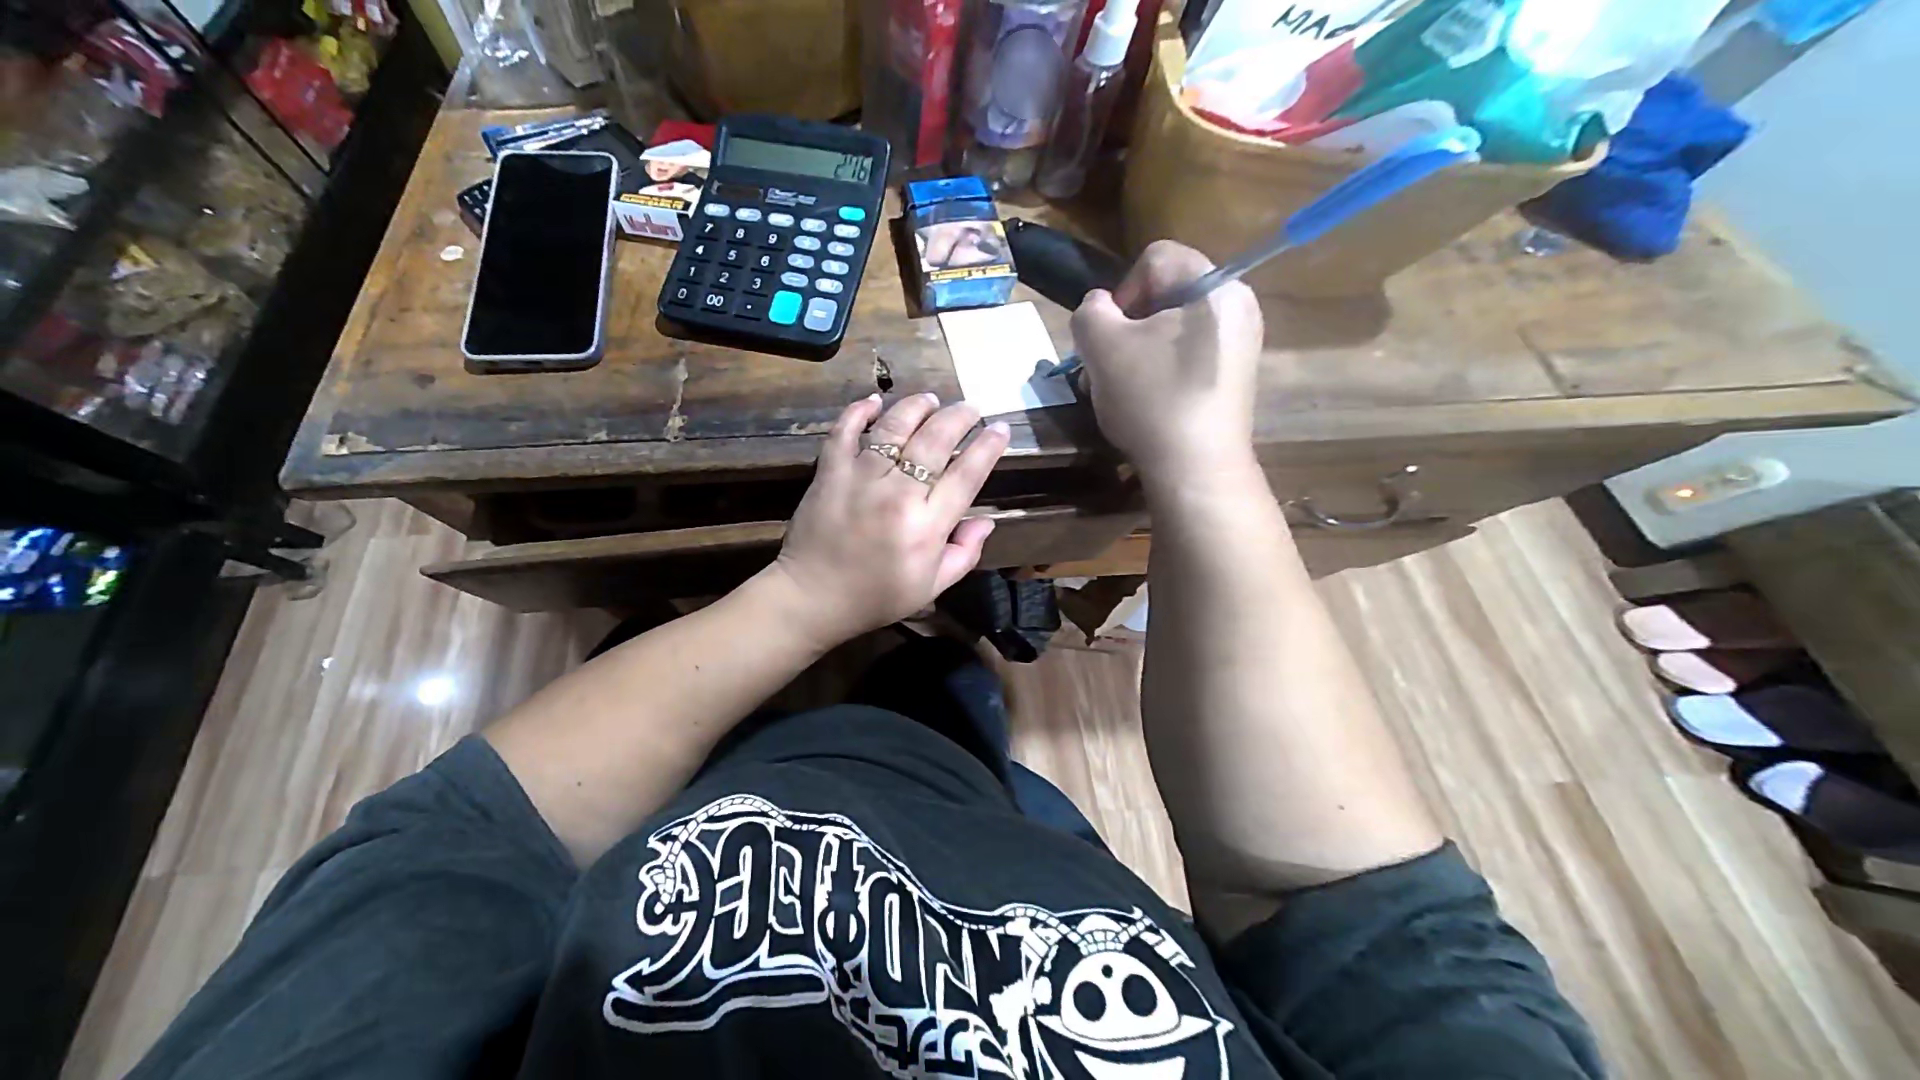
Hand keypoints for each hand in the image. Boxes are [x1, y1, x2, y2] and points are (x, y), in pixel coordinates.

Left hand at [766, 392, 1008, 647]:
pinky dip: (859, 411)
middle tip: (970, 408)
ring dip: (916, 407)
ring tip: (931, 399)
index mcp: (927, 526)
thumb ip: (963, 553)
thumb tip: (986, 521)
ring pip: (894, 428)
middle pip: (935, 440)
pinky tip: (875, 401)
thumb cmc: (876, 596)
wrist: (812, 598)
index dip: (987, 447)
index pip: (966, 474)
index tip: (1000, 428)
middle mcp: (897, 494)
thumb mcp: (931, 586)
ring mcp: (860, 479)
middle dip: (959, 417)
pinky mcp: (829, 472)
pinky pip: (845, 432)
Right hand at [1069, 240, 1263, 483]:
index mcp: (1214, 286)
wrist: (1196, 470)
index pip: (1156, 258)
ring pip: (1174, 329)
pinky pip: (1190, 355)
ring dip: (1140, 351)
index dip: (1122, 291)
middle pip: (1166, 294)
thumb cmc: (1151, 400)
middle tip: (1109, 365)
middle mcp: (1237, 306)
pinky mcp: (1235, 377)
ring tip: (1124, 388)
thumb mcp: (1101, 347)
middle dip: (1128, 326)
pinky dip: (1163, 369)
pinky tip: (1149, 401)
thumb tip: (1101, 307)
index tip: (1110, 336)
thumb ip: (1090, 311)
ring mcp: (1241, 344)